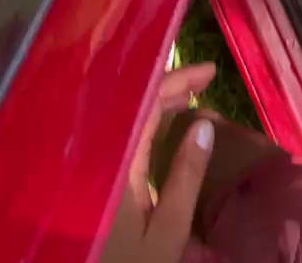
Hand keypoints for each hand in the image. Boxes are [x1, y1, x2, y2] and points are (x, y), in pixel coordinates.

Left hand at [102, 63, 217, 262]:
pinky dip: (143, 122)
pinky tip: (160, 125)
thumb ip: (186, 177)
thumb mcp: (167, 231)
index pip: (149, 100)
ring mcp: (93, 163)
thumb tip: (205, 125)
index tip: (209, 70)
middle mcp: (101, 151)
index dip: (179, 79)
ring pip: (127, 116)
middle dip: (171, 87)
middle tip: (204, 81)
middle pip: (136, 102)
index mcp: (119, 157)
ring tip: (188, 99)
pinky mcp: (91, 176)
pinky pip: (120, 133)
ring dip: (157, 103)